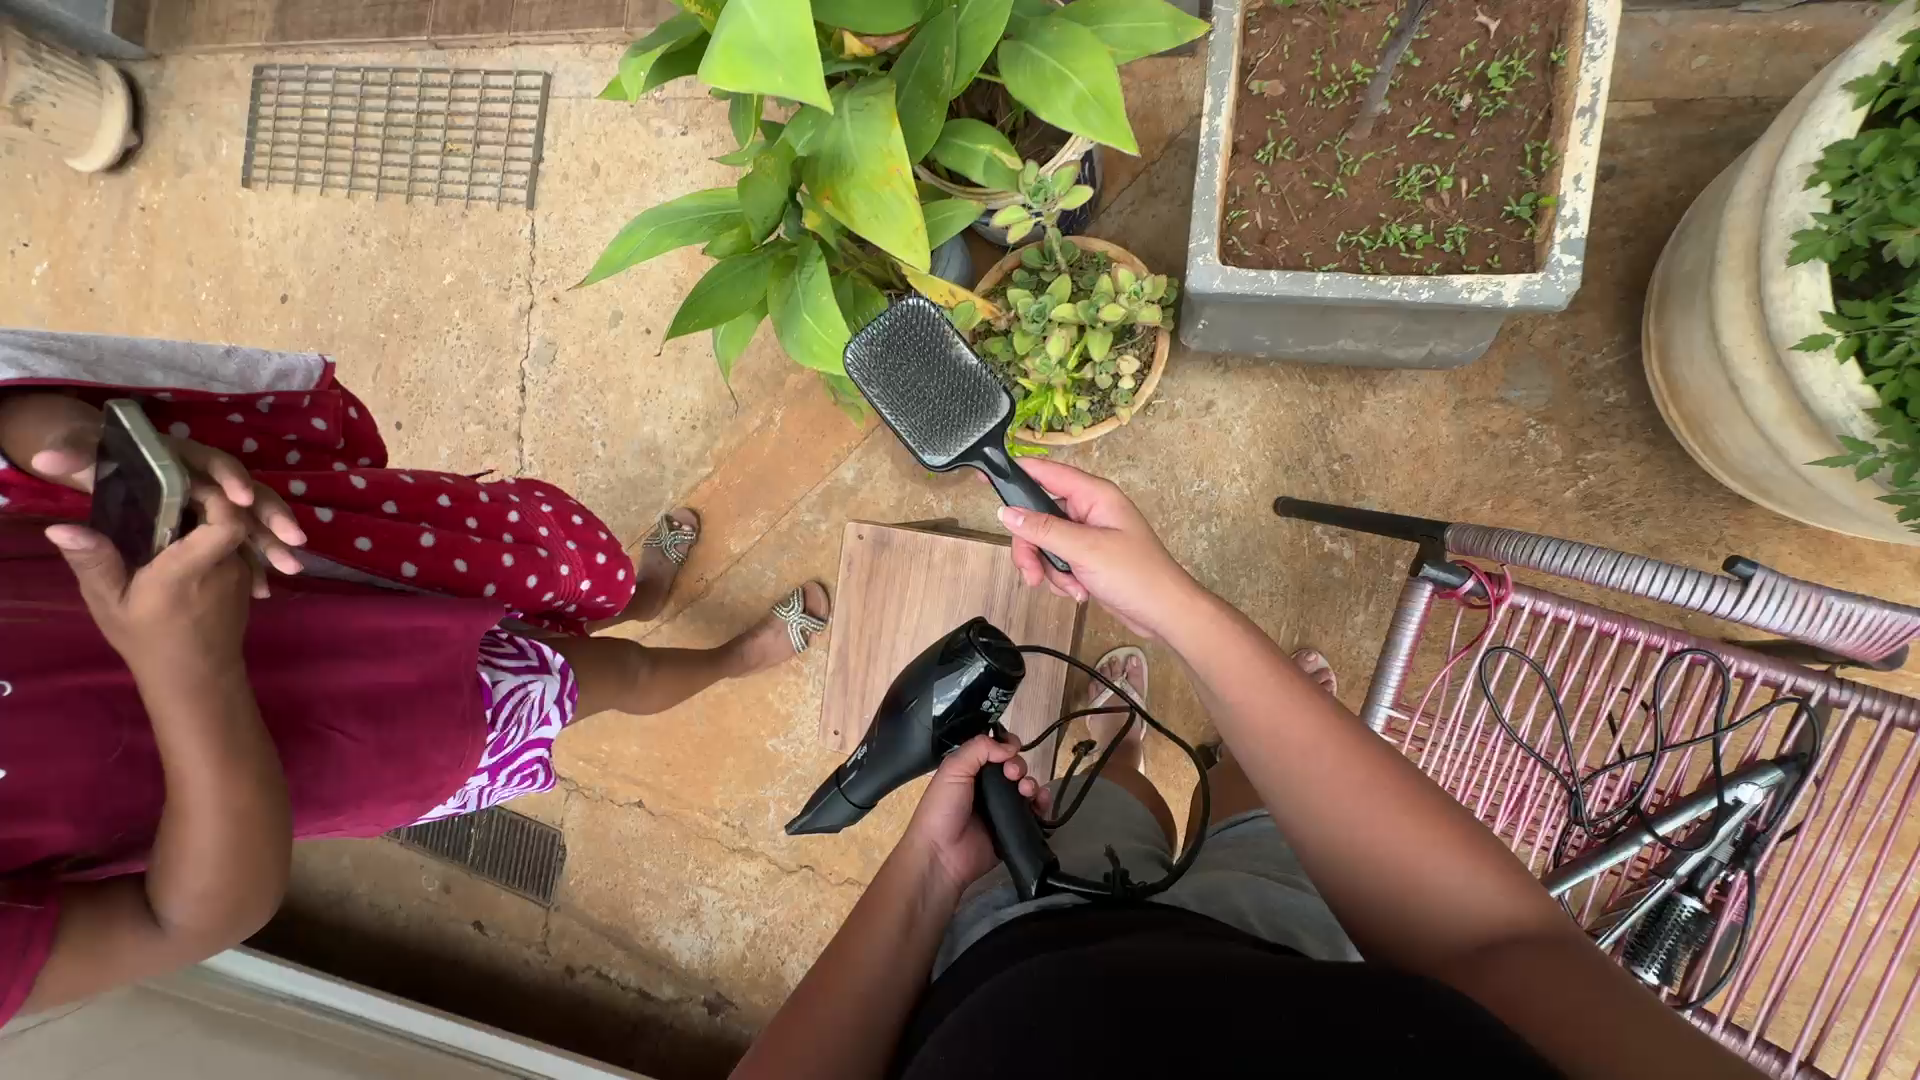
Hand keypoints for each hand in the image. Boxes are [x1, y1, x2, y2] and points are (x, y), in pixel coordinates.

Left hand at [0, 393, 306, 586]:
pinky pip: (249, 540)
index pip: (215, 466)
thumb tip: (59, 500)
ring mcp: (217, 501)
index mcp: (179, 459)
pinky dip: (257, 561)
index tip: (240, 500)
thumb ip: (74, 461)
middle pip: (252, 495)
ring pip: (258, 519)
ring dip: (275, 543)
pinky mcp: (219, 521)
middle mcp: (207, 479)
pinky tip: (262, 588)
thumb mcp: (74, 458)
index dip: (230, 480)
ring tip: (293, 568)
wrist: (89, 453)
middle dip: (273, 518)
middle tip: (292, 539)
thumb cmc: (82, 456)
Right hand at [46, 491, 254, 677]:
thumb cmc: (147, 639)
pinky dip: (216, 537)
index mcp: (190, 568)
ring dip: (209, 519)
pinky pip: (237, 547)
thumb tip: (61, 526)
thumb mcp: (109, 602)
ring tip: (173, 512)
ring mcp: (242, 570)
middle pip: (232, 519)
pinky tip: (188, 536)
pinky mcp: (247, 577)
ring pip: (235, 531)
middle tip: (169, 491)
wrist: (197, 671)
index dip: (216, 498)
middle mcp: (226, 565)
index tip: (184, 484)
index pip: (227, 524)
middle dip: (206, 500)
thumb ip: (95, 562)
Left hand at [900, 734, 1051, 894]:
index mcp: (971, 770)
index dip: (1007, 746)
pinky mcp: (1014, 828)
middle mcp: (988, 787)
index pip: (996, 751)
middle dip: (1018, 766)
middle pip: (1014, 767)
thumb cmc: (942, 808)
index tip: (1012, 748)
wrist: (942, 855)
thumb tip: (1010, 747)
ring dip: (1032, 783)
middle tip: (1012, 775)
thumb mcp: (953, 769)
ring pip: (1026, 788)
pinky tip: (1041, 802)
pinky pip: (1034, 813)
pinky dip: (1042, 804)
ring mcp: (1002, 809)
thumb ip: (979, 749)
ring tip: (1027, 791)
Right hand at [996, 459, 1196, 639]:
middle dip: (1032, 548)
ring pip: (1043, 543)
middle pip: (1037, 517)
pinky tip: (1078, 591)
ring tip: (1068, 587)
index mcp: (1094, 495)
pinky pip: (1056, 561)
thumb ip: (1044, 529)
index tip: (985, 475)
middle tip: (1033, 573)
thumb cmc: (1138, 575)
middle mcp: (1088, 510)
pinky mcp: (1086, 557)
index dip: (1015, 472)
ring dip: (1049, 569)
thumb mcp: (1085, 550)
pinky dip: (1060, 579)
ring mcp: (1087, 534)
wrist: (1164, 612)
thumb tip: (1008, 513)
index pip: (1046, 472)